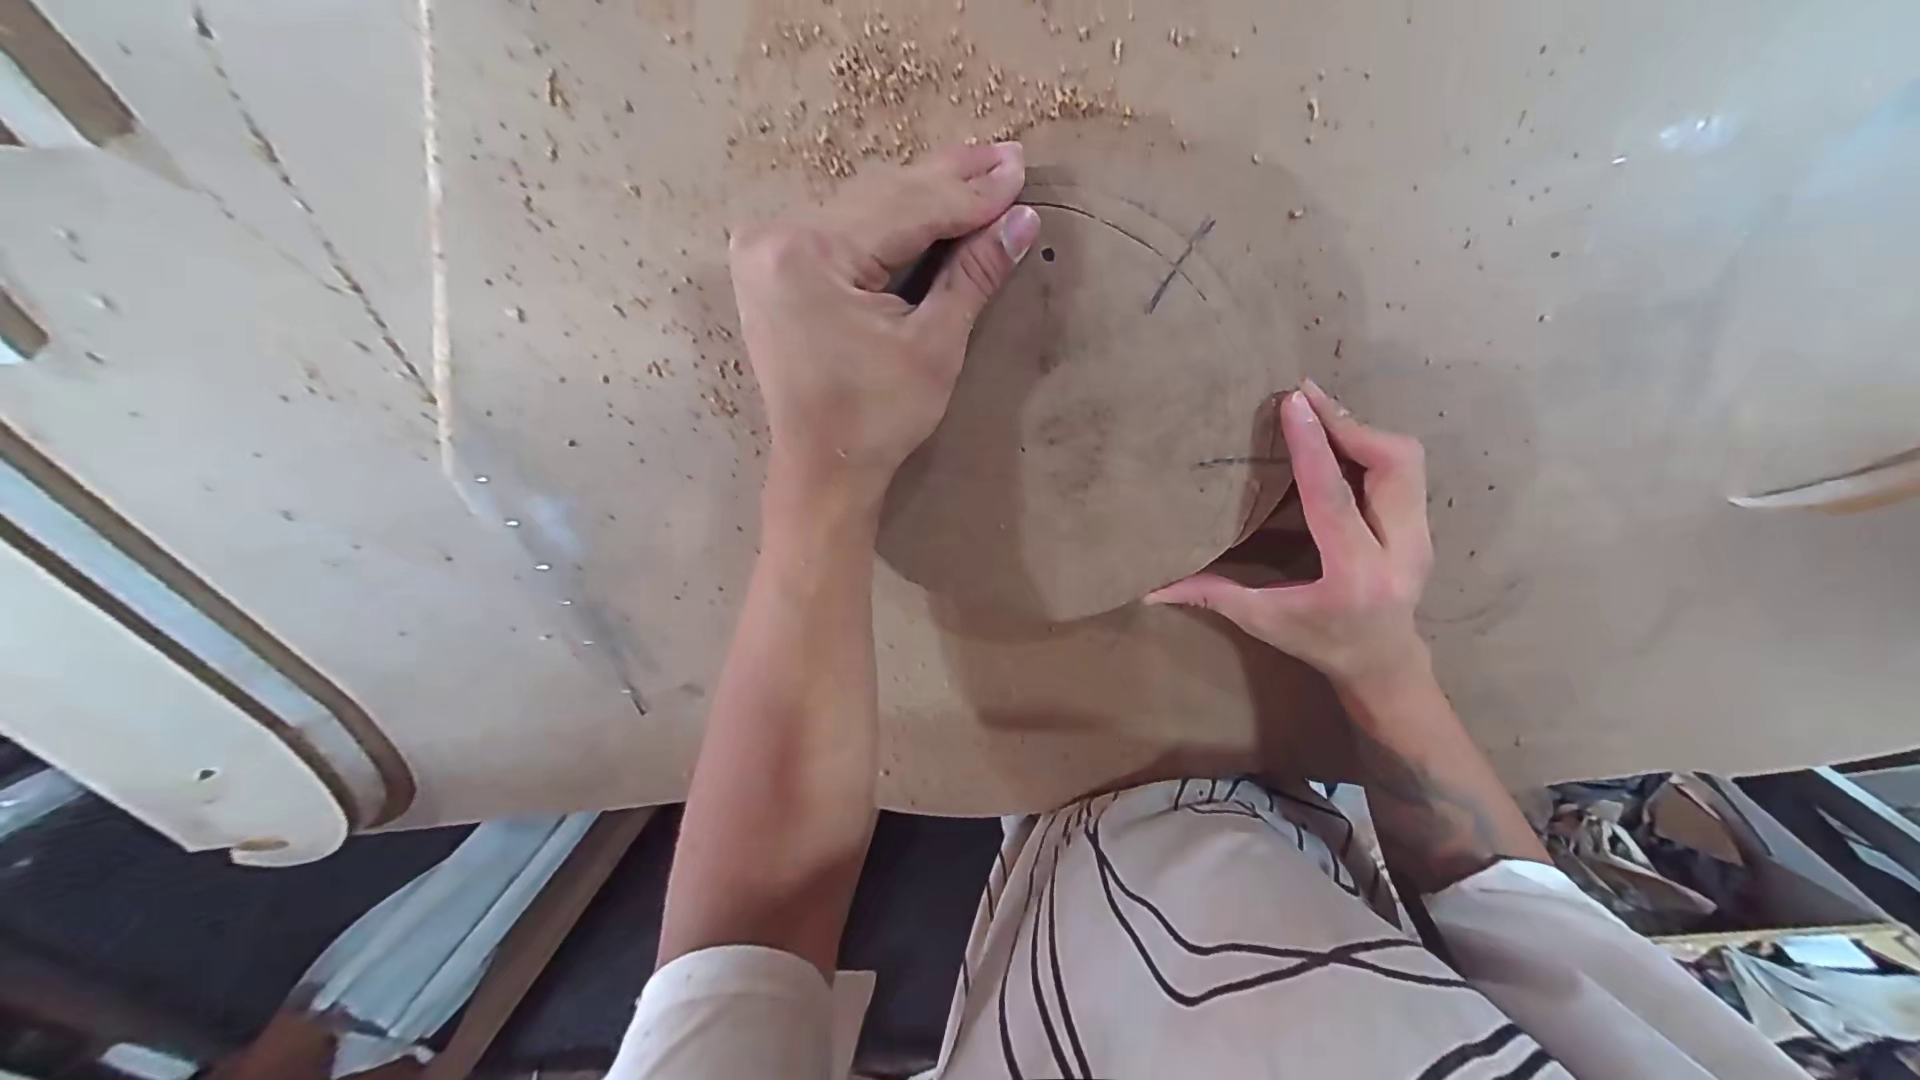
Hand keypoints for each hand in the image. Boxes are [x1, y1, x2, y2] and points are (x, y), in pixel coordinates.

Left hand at [730, 141, 1041, 505]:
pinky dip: (890, 223)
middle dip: (950, 181)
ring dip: (923, 195)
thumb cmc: (877, 419)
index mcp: (810, 255)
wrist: (822, 469)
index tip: (1019, 170)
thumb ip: (973, 275)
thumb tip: (1021, 219)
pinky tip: (929, 203)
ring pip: (864, 210)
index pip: (907, 209)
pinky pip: (843, 231)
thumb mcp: (934, 346)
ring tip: (980, 170)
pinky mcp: (773, 269)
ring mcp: (768, 251)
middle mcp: (778, 238)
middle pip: (882, 198)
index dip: (970, 193)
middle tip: (1006, 157)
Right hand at [1147, 379, 1434, 691]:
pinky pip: (1405, 469)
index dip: (1314, 447)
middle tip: (1304, 397)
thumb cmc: (1318, 642)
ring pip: (1408, 460)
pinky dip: (1371, 444)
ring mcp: (1422, 535)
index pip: (1334, 498)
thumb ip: (1209, 596)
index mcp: (1355, 574)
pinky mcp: (1424, 525)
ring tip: (1318, 410)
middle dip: (1349, 424)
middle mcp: (1401, 549)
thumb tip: (1148, 590)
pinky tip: (1338, 436)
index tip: (1294, 404)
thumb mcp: (1261, 620)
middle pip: (1394, 465)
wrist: (1385, 663)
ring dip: (1362, 429)